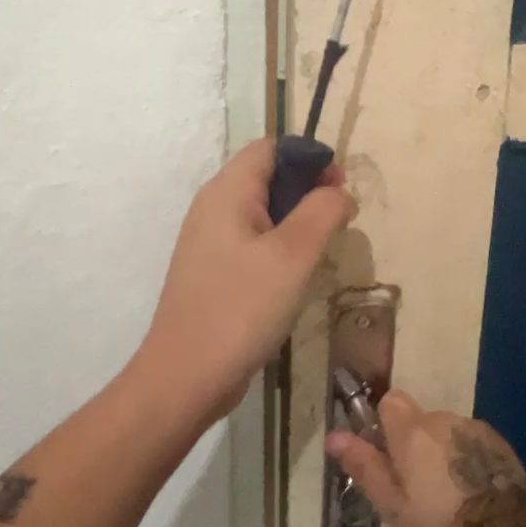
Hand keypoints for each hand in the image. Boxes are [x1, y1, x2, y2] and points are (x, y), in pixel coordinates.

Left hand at [134, 139, 354, 422]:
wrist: (186, 378)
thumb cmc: (241, 309)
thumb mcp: (293, 254)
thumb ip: (323, 211)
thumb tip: (340, 192)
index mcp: (226, 192)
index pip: (271, 148)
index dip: (309, 158)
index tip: (340, 188)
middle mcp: (213, 209)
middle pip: (268, 177)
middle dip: (309, 191)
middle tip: (340, 222)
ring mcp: (211, 243)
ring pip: (265, 212)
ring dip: (299, 222)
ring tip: (324, 250)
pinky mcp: (216, 273)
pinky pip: (256, 243)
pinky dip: (283, 248)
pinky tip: (298, 277)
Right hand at [327, 390, 525, 526]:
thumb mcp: (394, 507)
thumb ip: (365, 466)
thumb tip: (334, 435)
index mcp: (414, 432)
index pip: (391, 401)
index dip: (384, 424)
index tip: (385, 455)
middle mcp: (445, 420)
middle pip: (419, 420)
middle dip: (414, 445)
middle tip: (415, 489)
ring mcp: (476, 429)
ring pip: (446, 433)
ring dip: (441, 453)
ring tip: (446, 495)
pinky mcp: (499, 443)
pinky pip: (470, 442)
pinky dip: (464, 458)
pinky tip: (470, 491)